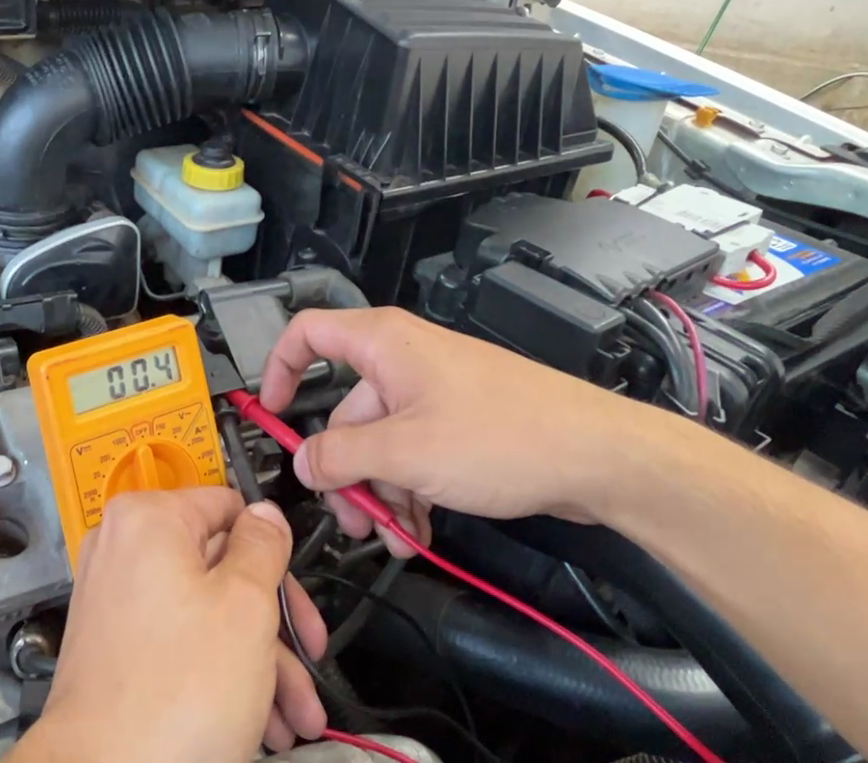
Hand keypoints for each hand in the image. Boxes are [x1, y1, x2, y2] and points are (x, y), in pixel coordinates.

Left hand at [10, 487, 327, 761]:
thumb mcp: (246, 606)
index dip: (273, 552)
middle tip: (309, 656)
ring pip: (206, 611)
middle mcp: (124, 550)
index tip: (297, 595)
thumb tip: (266, 514)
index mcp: (149, 520)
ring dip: (260, 660)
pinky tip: (261, 720)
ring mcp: (116, 600)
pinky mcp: (116, 647)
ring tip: (294, 713)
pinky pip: (180, 642)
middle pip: (221, 566)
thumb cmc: (173, 696)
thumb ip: (264, 547)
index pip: (228, 508)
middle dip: (275, 623)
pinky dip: (221, 672)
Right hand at [259, 307, 651, 553]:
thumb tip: (304, 461)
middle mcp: (403, 361)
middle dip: (343, 468)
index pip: (308, 334)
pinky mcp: (458, 423)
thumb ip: (340, 455)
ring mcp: (433, 392)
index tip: (271, 412)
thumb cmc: (505, 435)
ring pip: (380, 441)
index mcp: (383, 344)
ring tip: (395, 533)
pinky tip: (419, 527)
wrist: (597, 456)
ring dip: (378, 490)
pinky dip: (407, 489)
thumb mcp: (403, 451)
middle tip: (349, 515)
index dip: (279, 367)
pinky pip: (412, 453)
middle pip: (346, 409)